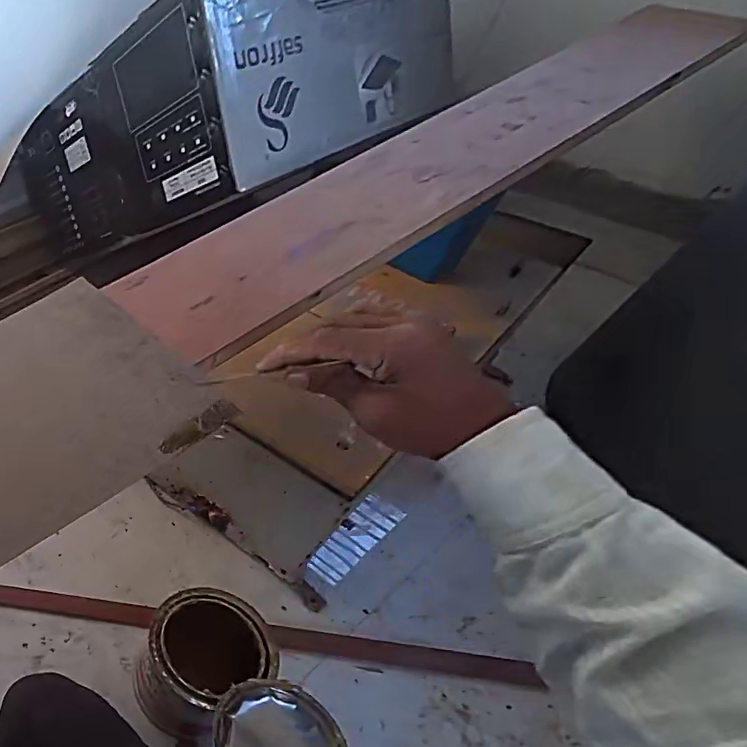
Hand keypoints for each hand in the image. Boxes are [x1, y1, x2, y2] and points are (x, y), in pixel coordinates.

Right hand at [255, 294, 514, 458]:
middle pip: (339, 323)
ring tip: (302, 358)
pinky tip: (335, 344)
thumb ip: (333, 384)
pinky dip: (349, 329)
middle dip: (304, 344)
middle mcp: (404, 322)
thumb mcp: (373, 411)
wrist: (481, 429)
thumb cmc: (427, 427)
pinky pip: (375, 318)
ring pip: (356, 316)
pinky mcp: (421, 328)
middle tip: (277, 366)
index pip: (328, 339)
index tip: (264, 367)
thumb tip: (294, 375)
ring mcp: (416, 321)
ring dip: (325, 335)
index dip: (291, 352)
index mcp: (393, 342)